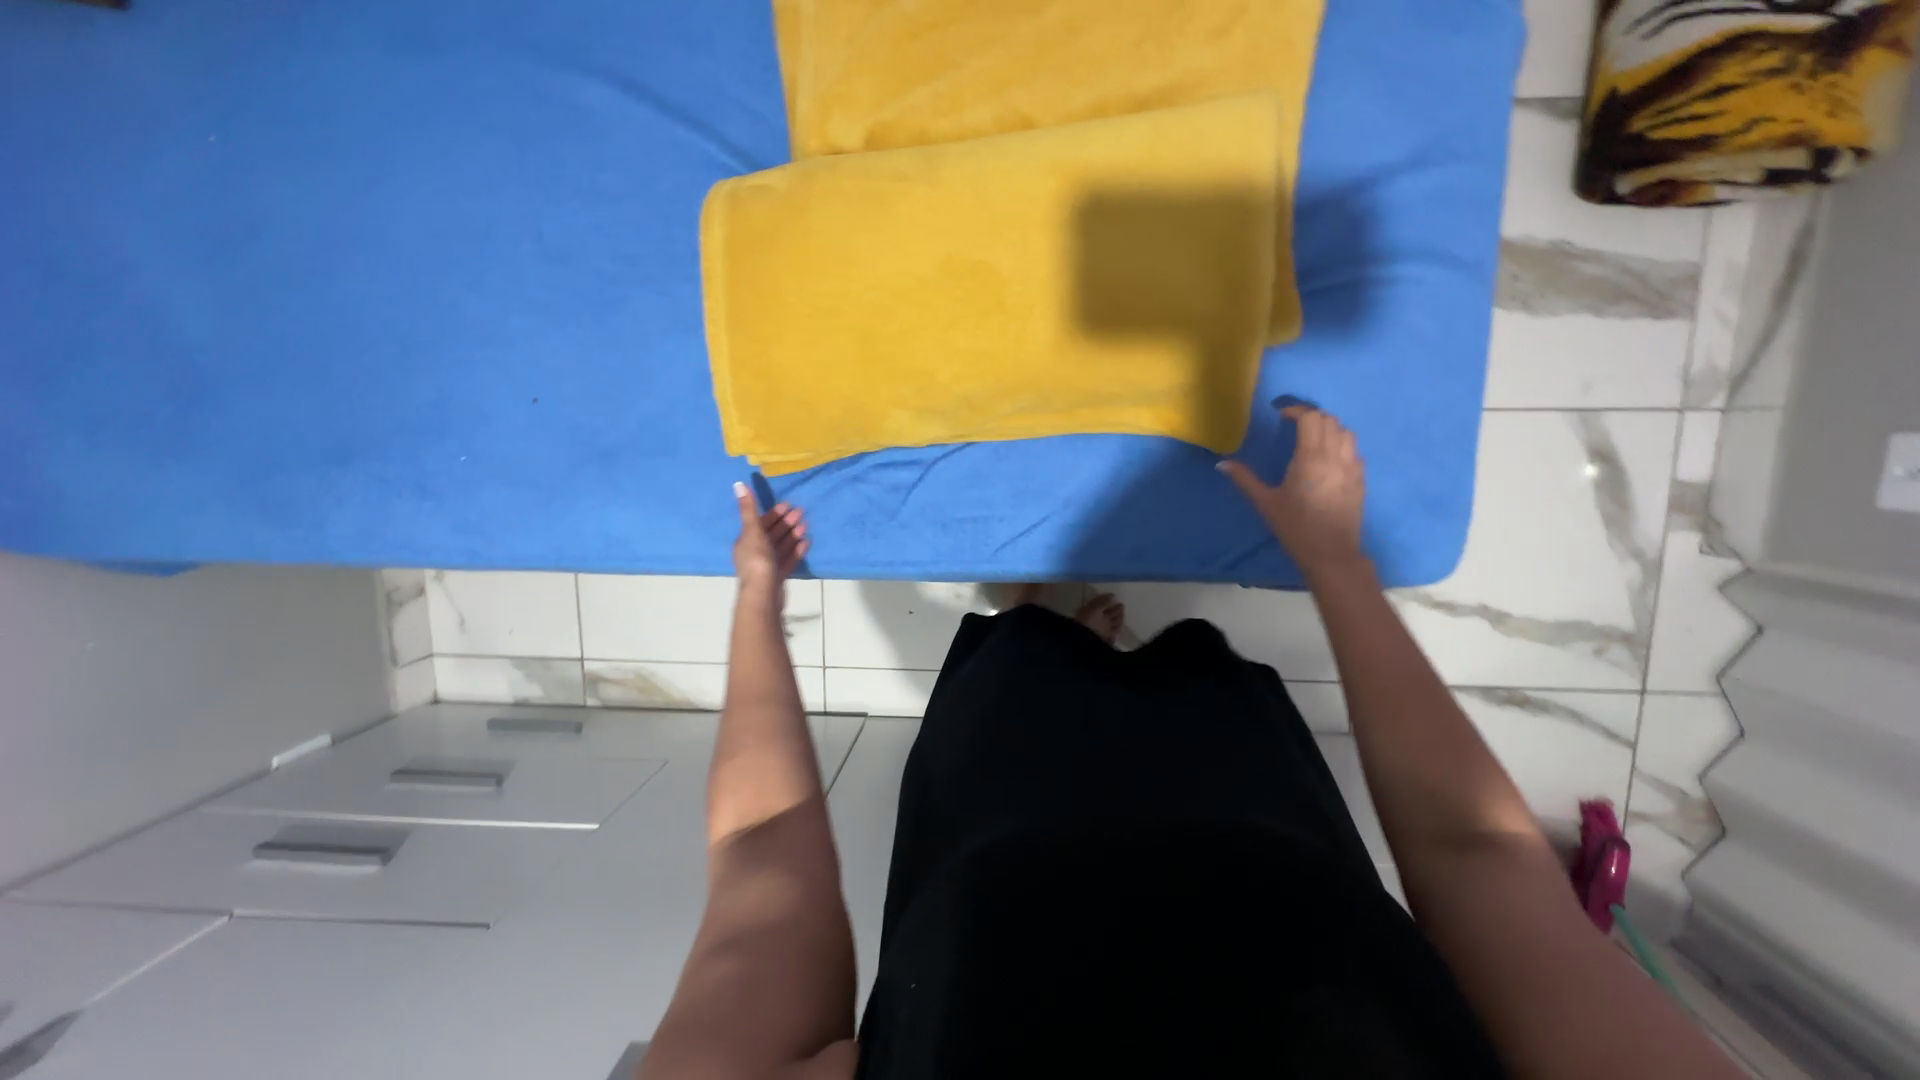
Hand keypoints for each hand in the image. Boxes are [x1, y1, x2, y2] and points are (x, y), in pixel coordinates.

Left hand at [732, 482, 809, 587]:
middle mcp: (754, 553)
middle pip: (771, 534)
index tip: (787, 504)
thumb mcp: (752, 531)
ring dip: (792, 535)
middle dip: (785, 522)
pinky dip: (795, 550)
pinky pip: (787, 560)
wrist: (763, 594)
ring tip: (805, 525)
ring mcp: (767, 566)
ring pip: (781, 546)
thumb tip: (738, 483)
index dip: (773, 513)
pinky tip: (806, 542)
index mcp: (746, 542)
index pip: (759, 523)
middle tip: (801, 512)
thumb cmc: (756, 560)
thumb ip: (748, 508)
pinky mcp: (777, 577)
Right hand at [1219, 405, 1365, 572]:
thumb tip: (1221, 463)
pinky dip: (1341, 444)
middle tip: (1294, 425)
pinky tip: (1329, 458)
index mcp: (1310, 458)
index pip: (1311, 418)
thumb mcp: (1265, 503)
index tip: (1282, 414)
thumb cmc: (1295, 528)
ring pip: (1346, 432)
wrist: (1331, 553)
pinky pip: (1354, 450)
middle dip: (1312, 417)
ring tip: (1313, 438)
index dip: (1296, 410)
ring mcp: (1352, 467)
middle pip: (1329, 420)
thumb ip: (1244, 479)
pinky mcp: (1361, 479)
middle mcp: (1335, 456)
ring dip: (1329, 427)